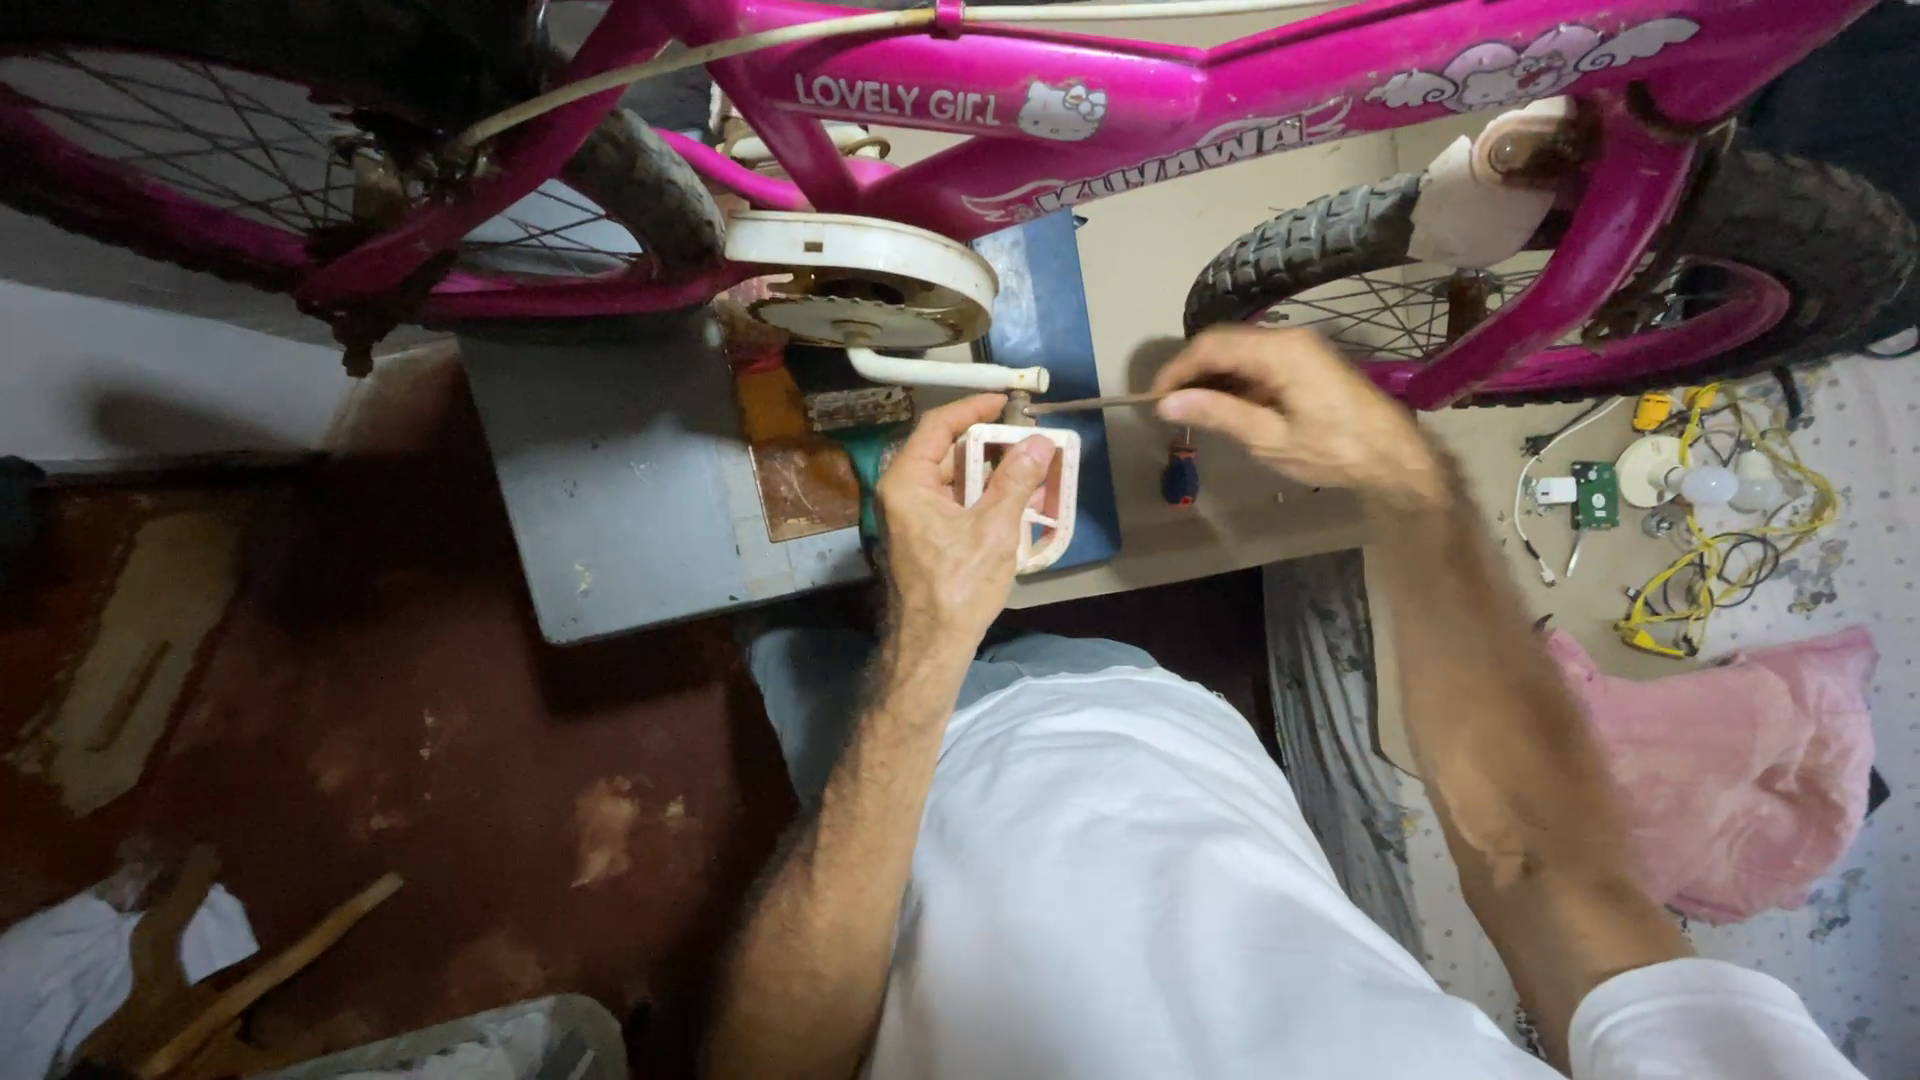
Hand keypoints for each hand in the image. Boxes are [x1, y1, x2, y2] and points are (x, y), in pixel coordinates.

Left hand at [875, 394, 1055, 651]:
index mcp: (906, 482)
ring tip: (1029, 465)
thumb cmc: (958, 585)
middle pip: (947, 451)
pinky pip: (954, 501)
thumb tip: (1039, 442)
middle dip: (989, 443)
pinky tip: (1014, 499)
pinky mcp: (924, 535)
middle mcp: (902, 493)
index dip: (973, 408)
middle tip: (1027, 438)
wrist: (933, 644)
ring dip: (990, 471)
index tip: (1006, 401)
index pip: (938, 427)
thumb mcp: (994, 529)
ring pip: (953, 478)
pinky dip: (983, 495)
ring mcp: (911, 516)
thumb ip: (1016, 481)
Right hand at [1151, 327, 1445, 510]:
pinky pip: (1257, 362)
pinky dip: (1234, 381)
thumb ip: (1218, 414)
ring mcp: (1299, 349)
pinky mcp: (1306, 363)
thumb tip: (1167, 403)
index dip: (1176, 370)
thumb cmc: (1333, 451)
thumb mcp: (1269, 438)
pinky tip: (1224, 408)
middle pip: (1223, 343)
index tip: (1154, 399)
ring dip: (1211, 377)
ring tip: (1190, 412)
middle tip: (1169, 408)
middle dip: (1190, 372)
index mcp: (1279, 352)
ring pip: (1238, 352)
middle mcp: (1288, 339)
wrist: (1393, 458)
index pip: (1211, 346)